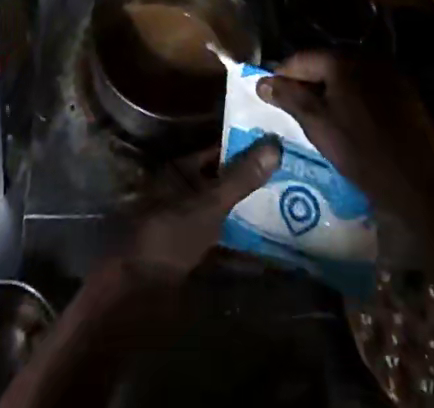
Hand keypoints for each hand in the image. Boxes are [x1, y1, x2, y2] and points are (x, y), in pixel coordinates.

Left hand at [119, 137, 280, 281]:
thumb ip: (240, 177)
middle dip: (255, 183)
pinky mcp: (194, 254)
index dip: (247, 148)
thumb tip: (274, 145)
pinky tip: (271, 253)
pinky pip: (225, 244)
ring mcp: (189, 224)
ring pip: (226, 212)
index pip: (218, 151)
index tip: (281, 148)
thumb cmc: (169, 235)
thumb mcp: (208, 203)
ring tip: (292, 212)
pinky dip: (245, 247)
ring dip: (252, 214)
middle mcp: (184, 193)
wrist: (138, 289)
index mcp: (181, 171)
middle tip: (295, 180)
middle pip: (224, 182)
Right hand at [258, 50, 433, 213]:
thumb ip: (288, 97)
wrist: (421, 182)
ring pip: (346, 74)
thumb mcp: (317, 125)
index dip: (281, 76)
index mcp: (342, 61)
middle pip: (324, 63)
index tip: (270, 94)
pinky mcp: (404, 91)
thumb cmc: (362, 152)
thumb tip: (261, 81)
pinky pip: (366, 85)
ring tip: (315, 113)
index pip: (300, 59)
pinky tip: (346, 117)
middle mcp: (367, 57)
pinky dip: (351, 95)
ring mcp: (389, 73)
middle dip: (306, 81)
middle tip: (291, 105)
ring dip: (329, 88)